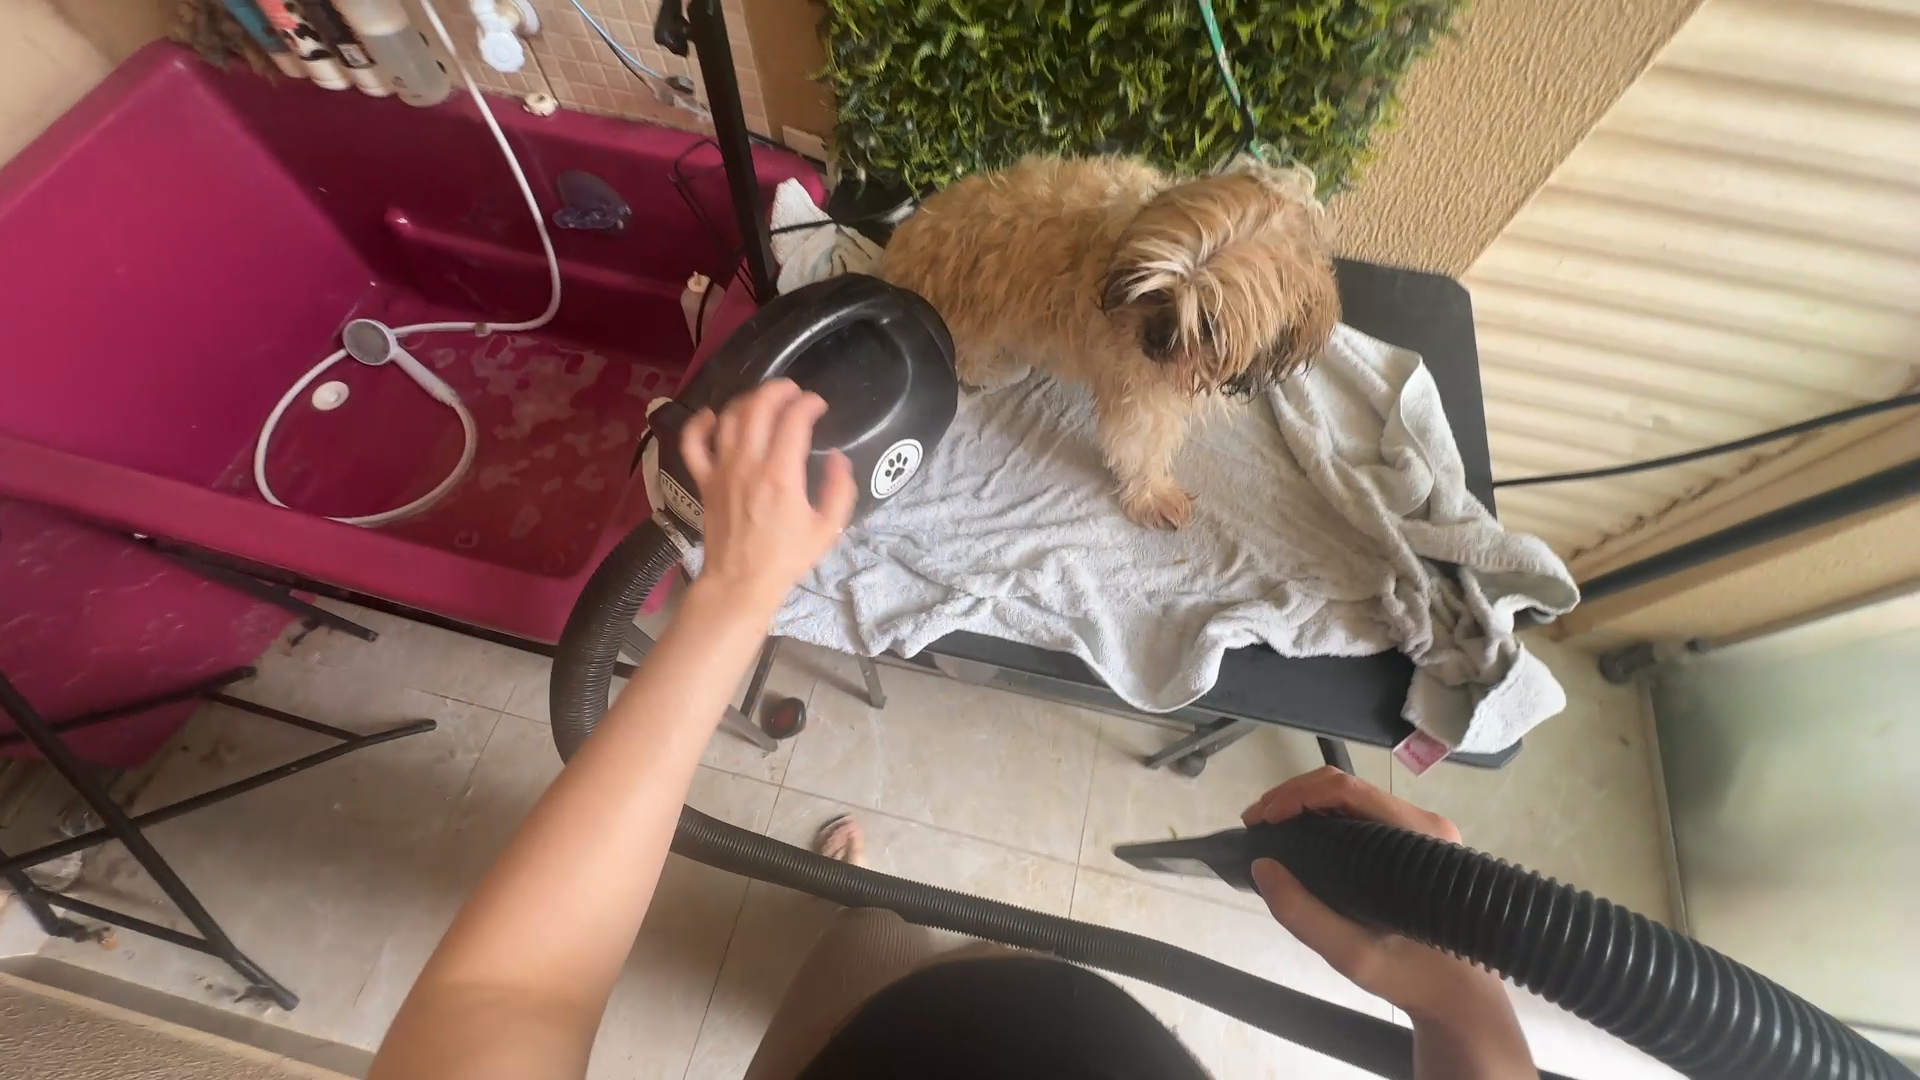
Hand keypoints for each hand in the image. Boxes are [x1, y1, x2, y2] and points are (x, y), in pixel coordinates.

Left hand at [680, 380, 856, 613]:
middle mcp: (748, 464)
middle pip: (758, 407)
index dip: (809, 404)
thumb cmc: (786, 557)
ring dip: (748, 400)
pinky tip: (712, 415)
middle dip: (779, 390)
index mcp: (781, 475)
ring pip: (729, 417)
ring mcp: (721, 470)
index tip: (819, 404)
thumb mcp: (828, 528)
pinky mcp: (703, 480)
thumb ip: (839, 489)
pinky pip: (693, 443)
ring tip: (765, 401)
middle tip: (794, 392)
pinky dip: (699, 423)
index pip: (794, 420)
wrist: (741, 581)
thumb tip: (838, 457)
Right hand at [1242, 767, 1498, 1022]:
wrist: (1462, 1001)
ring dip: (1300, 802)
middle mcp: (1421, 824)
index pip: (1347, 791)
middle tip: (1255, 822)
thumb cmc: (1415, 978)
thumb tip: (1262, 865)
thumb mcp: (1356, 957)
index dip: (1297, 795)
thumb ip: (1306, 916)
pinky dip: (1316, 813)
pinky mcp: (1407, 839)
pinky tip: (1295, 831)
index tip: (1263, 821)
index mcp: (1418, 840)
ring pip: (1346, 795)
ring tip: (1267, 825)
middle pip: (1343, 786)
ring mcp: (1415, 829)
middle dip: (1290, 796)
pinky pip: (1354, 810)